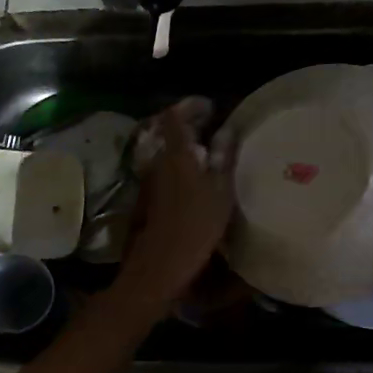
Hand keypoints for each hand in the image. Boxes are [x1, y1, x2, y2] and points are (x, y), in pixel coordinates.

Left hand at [113, 98, 236, 310]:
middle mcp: (156, 162)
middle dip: (188, 126)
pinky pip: (162, 171)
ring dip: (183, 148)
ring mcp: (148, 181)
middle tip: (212, 128)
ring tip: (207, 153)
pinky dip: (177, 166)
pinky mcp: (146, 198)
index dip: (190, 106)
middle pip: (167, 134)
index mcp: (176, 156)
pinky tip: (194, 180)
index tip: (210, 108)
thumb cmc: (195, 228)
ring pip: (164, 153)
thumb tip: (226, 131)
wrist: (159, 266)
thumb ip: (223, 159)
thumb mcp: (220, 193)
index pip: (174, 116)